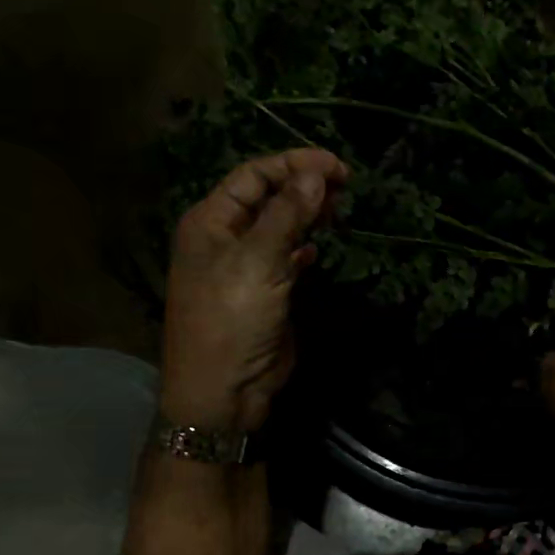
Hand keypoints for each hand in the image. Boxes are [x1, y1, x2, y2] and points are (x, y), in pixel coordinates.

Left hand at [161, 149, 348, 432]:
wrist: (223, 390)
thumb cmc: (231, 320)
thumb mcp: (258, 262)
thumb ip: (287, 215)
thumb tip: (316, 175)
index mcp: (210, 221)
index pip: (253, 176)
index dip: (294, 165)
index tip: (337, 167)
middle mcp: (223, 239)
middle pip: (266, 199)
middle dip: (303, 187)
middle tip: (345, 186)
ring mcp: (243, 269)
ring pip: (277, 229)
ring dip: (306, 217)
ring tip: (338, 211)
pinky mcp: (262, 295)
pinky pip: (284, 261)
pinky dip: (301, 250)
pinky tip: (317, 249)